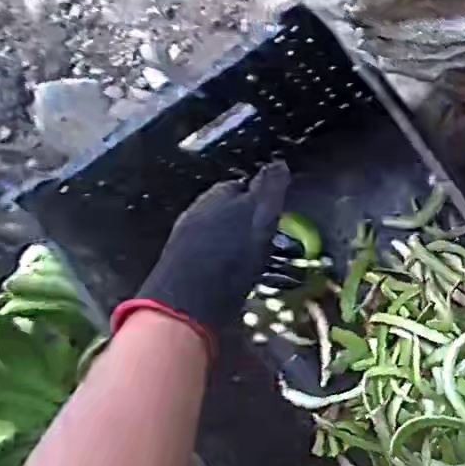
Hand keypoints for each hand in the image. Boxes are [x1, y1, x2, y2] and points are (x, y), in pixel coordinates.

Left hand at [116, 163, 289, 350]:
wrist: (189, 302)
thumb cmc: (230, 258)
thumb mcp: (259, 219)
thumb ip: (270, 190)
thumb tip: (279, 163)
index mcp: (218, 196)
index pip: (245, 184)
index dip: (263, 192)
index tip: (279, 204)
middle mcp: (198, 211)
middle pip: (228, 205)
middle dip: (247, 212)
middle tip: (269, 228)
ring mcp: (187, 237)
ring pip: (217, 227)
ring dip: (235, 234)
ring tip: (254, 249)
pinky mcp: (184, 264)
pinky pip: (210, 249)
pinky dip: (225, 253)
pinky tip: (235, 266)